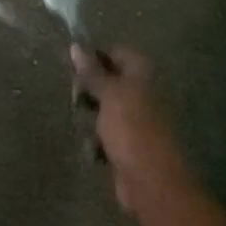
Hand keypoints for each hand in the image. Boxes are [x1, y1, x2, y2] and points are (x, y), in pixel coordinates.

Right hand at [71, 46, 194, 211]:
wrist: (152, 180)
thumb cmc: (131, 128)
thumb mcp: (108, 94)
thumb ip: (91, 71)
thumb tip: (75, 45)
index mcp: (142, 73)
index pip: (115, 52)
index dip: (93, 58)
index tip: (73, 70)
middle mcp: (141, 92)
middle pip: (107, 81)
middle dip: (89, 91)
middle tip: (77, 99)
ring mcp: (135, 120)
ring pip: (104, 110)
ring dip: (91, 120)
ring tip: (86, 128)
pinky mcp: (128, 145)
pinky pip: (105, 136)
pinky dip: (98, 143)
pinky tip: (94, 152)